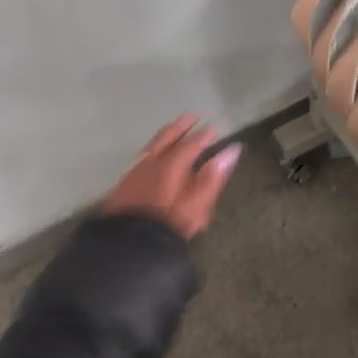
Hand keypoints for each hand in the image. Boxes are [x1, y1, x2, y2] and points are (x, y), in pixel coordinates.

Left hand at [101, 114, 240, 240]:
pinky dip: (152, 149)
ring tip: (173, 130)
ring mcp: (136, 171)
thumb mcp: (198, 203)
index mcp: (172, 164)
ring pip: (152, 145)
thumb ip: (213, 175)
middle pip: (167, 137)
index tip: (215, 127)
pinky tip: (152, 155)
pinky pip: (142, 157)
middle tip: (192, 116)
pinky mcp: (125, 182)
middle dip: (181, 125)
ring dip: (165, 135)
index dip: (204, 135)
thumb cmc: (170, 224)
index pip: (192, 143)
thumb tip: (232, 150)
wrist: (130, 241)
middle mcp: (153, 161)